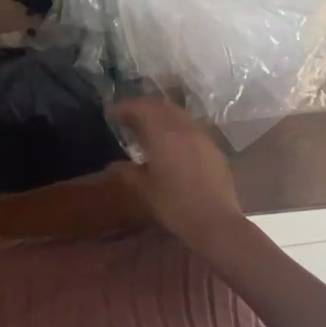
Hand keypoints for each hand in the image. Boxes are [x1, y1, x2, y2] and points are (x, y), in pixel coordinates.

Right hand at [106, 96, 243, 242]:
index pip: (141, 107)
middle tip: (125, 117)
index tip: (109, 114)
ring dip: (158, 115)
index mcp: (164, 134)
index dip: (123, 107)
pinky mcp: (212, 148)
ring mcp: (201, 136)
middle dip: (141, 106)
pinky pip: (189, 127)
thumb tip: (113, 164)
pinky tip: (168, 144)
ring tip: (145, 129)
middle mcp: (183, 128)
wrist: (215, 222)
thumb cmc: (175, 205)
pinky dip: (173, 127)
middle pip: (160, 104)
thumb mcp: (145, 189)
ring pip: (177, 114)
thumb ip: (127, 172)